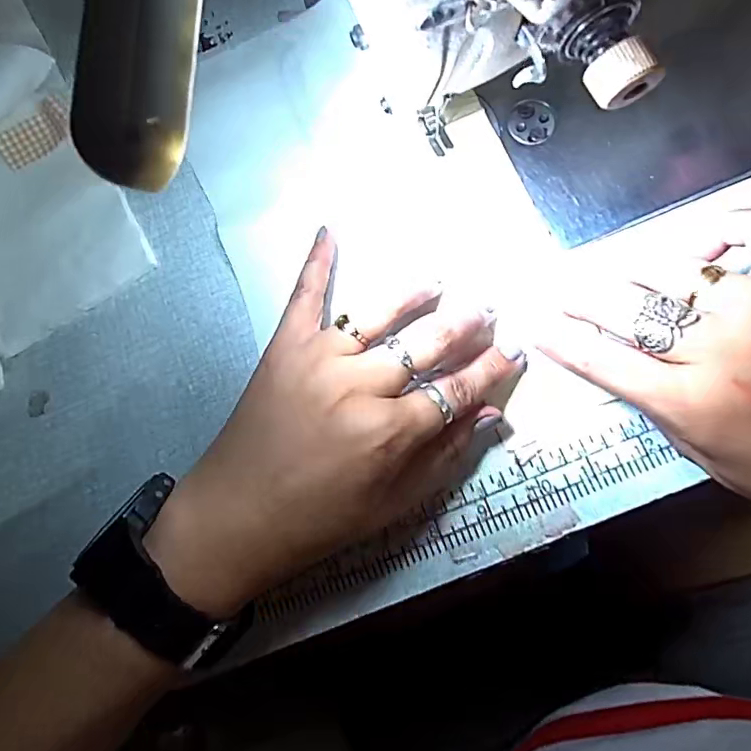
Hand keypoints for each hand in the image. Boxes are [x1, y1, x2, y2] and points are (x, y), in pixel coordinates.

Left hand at [148, 228, 523, 617]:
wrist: (235, 519)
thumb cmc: (322, 519)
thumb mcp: (394, 503)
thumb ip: (447, 455)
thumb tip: (493, 412)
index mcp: (388, 432)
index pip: (456, 389)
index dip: (491, 369)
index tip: (515, 350)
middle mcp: (358, 387)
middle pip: (426, 346)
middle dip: (465, 327)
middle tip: (488, 310)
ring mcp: (318, 360)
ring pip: (378, 316)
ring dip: (413, 296)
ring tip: (438, 282)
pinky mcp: (283, 348)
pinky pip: (305, 298)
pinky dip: (316, 264)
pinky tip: (329, 231)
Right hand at [538, 207, 750, 590]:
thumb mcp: (723, 466)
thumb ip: (669, 414)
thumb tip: (627, 369)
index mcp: (698, 406)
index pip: (603, 358)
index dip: (560, 337)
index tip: (539, 322)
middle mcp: (724, 350)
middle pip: (629, 303)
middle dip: (586, 296)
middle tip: (571, 291)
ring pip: (682, 265)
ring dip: (647, 270)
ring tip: (637, 277)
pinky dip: (731, 224)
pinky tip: (711, 242)